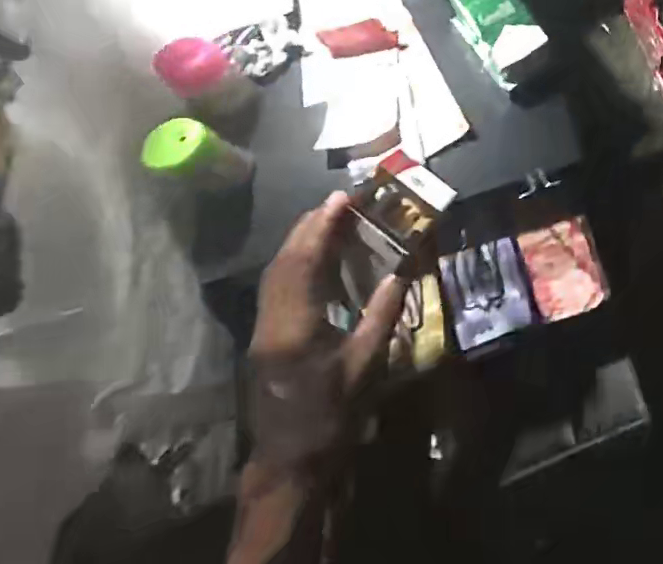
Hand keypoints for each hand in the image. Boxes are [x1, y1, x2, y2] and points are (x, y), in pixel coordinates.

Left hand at [247, 192, 408, 474]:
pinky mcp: (265, 337)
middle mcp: (271, 320)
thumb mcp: (363, 369)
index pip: (303, 263)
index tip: (340, 198)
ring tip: (327, 220)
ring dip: (299, 242)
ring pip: (275, 272)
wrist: (290, 465)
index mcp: (294, 326)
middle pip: (284, 262)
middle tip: (337, 202)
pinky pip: (276, 286)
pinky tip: (314, 259)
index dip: (321, 227)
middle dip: (309, 227)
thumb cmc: (330, 417)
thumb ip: (380, 317)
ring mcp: (263, 329)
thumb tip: (399, 274)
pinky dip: (295, 263)